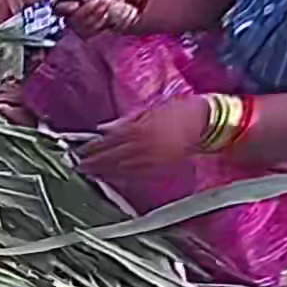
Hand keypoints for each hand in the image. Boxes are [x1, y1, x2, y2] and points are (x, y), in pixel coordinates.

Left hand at [80, 95, 209, 176]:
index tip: (80, 150)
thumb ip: (127, 120)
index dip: (92, 147)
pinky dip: (113, 177)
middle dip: (91, 161)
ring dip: (98, 171)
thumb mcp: (153, 109)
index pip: (108, 141)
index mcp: (139, 129)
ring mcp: (145, 159)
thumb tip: (102, 129)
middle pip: (108, 156)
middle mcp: (140, 146)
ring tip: (86, 172)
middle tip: (77, 165)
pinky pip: (128, 175)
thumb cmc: (182, 111)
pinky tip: (103, 178)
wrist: (209, 124)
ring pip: (115, 168)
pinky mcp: (153, 170)